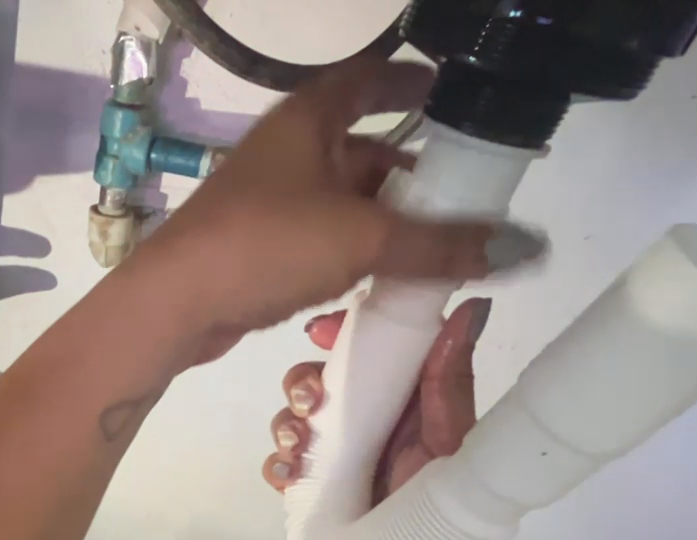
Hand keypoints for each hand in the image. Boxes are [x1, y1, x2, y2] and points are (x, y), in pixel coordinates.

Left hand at [124, 58, 504, 364]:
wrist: (174, 304)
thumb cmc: (265, 246)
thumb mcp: (362, 239)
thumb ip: (440, 244)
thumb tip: (522, 248)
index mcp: (309, 120)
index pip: (368, 79)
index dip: (409, 81)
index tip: (445, 91)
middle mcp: (285, 153)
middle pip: (361, 153)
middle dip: (408, 177)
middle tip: (459, 204)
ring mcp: (265, 203)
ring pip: (338, 205)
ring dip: (380, 226)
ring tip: (429, 252)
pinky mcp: (254, 250)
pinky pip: (315, 243)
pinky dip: (347, 257)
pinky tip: (374, 284)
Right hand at [263, 297, 488, 498]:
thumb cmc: (449, 503)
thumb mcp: (451, 436)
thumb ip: (448, 379)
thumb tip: (469, 308)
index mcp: (398, 398)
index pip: (361, 351)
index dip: (336, 334)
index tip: (320, 332)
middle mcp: (362, 422)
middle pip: (315, 383)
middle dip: (301, 383)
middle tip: (310, 401)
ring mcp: (333, 458)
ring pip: (292, 422)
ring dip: (285, 424)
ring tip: (297, 444)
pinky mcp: (313, 492)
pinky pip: (281, 468)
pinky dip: (277, 466)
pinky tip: (287, 475)